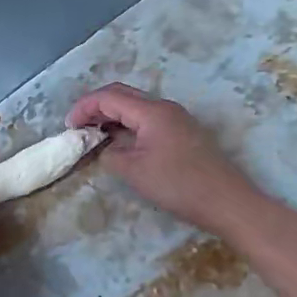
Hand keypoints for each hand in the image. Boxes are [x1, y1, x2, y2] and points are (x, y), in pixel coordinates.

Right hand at [67, 83, 266, 237]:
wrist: (228, 202)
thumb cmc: (179, 186)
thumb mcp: (135, 172)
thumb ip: (111, 154)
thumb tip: (105, 147)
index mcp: (151, 111)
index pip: (109, 97)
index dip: (84, 107)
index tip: (68, 126)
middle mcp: (164, 107)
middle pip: (122, 95)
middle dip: (96, 106)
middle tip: (78, 126)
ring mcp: (177, 118)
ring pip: (136, 106)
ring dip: (112, 115)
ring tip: (94, 134)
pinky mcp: (184, 132)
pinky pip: (148, 118)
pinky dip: (128, 124)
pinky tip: (121, 142)